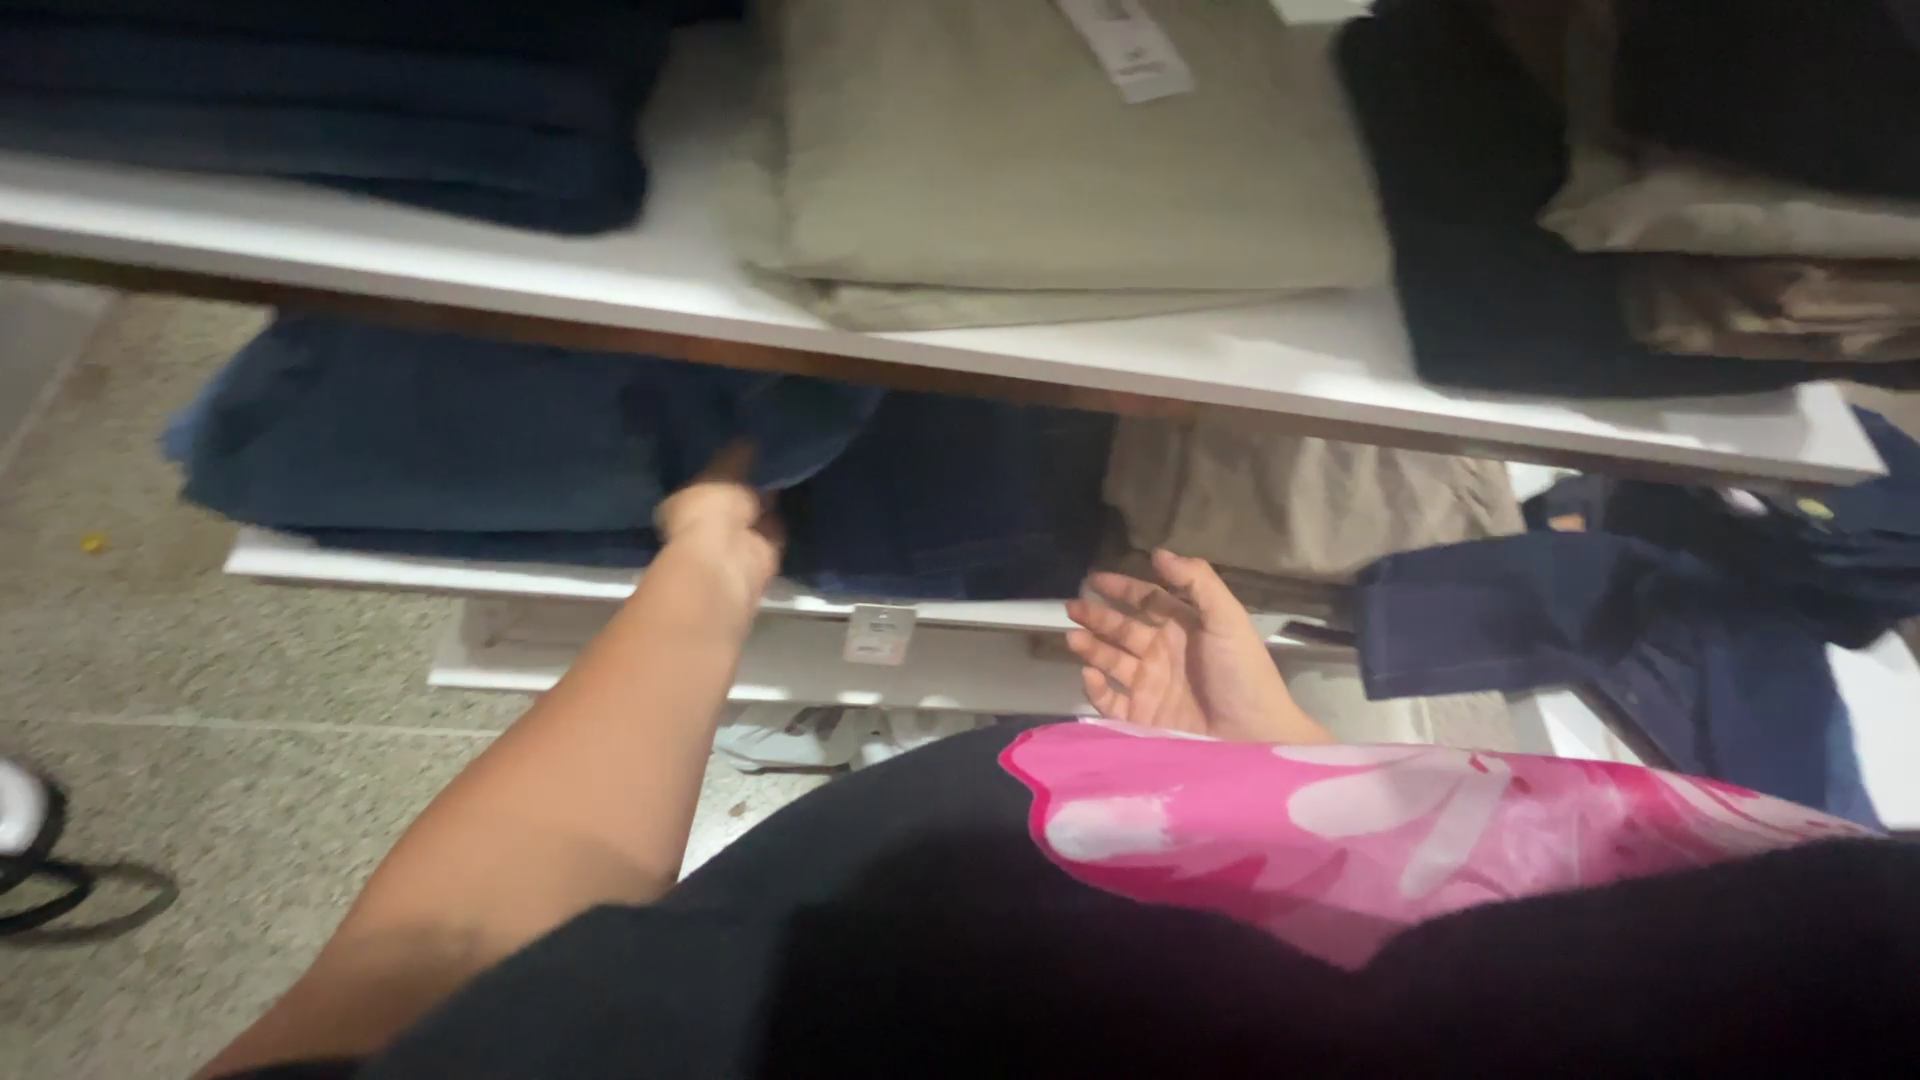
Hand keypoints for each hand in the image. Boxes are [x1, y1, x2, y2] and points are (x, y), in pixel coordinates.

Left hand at [653, 441, 783, 609]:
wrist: (730, 555)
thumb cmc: (711, 509)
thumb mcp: (720, 471)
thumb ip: (735, 456)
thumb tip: (749, 439)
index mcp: (687, 503)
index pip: (706, 481)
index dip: (723, 467)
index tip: (743, 449)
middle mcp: (709, 523)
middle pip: (733, 498)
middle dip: (749, 483)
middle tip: (770, 455)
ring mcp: (737, 540)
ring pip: (757, 513)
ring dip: (769, 497)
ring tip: (788, 468)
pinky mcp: (764, 551)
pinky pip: (777, 528)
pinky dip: (786, 514)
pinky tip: (798, 491)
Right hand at [1065, 550, 1333, 743]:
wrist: (1253, 736)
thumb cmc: (1241, 673)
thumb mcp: (1227, 619)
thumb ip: (1196, 581)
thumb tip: (1158, 552)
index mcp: (1183, 628)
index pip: (1146, 601)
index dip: (1122, 588)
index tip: (1094, 579)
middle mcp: (1162, 653)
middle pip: (1122, 629)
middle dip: (1097, 616)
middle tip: (1071, 607)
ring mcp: (1150, 686)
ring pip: (1110, 660)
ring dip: (1091, 647)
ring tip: (1073, 638)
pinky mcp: (1141, 717)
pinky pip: (1109, 700)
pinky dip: (1095, 688)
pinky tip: (1090, 673)